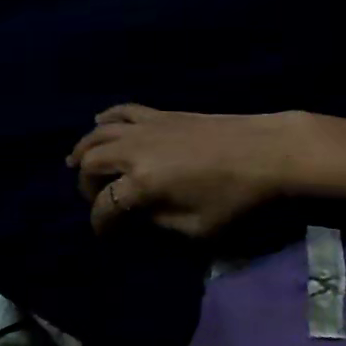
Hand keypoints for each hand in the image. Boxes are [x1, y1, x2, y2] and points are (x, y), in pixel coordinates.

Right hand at [67, 106, 316, 235]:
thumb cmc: (238, 197)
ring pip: (98, 135)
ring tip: (75, 161)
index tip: (103, 234)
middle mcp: (134, 152)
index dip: (99, 223)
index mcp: (142, 184)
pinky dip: (105, 117)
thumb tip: (138, 216)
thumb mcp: (197, 228)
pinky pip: (122, 111)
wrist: (270, 151)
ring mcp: (145, 129)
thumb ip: (159, 223)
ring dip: (83, 149)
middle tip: (95, 199)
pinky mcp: (159, 114)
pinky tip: (98, 122)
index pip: (104, 206)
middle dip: (85, 185)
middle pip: (91, 164)